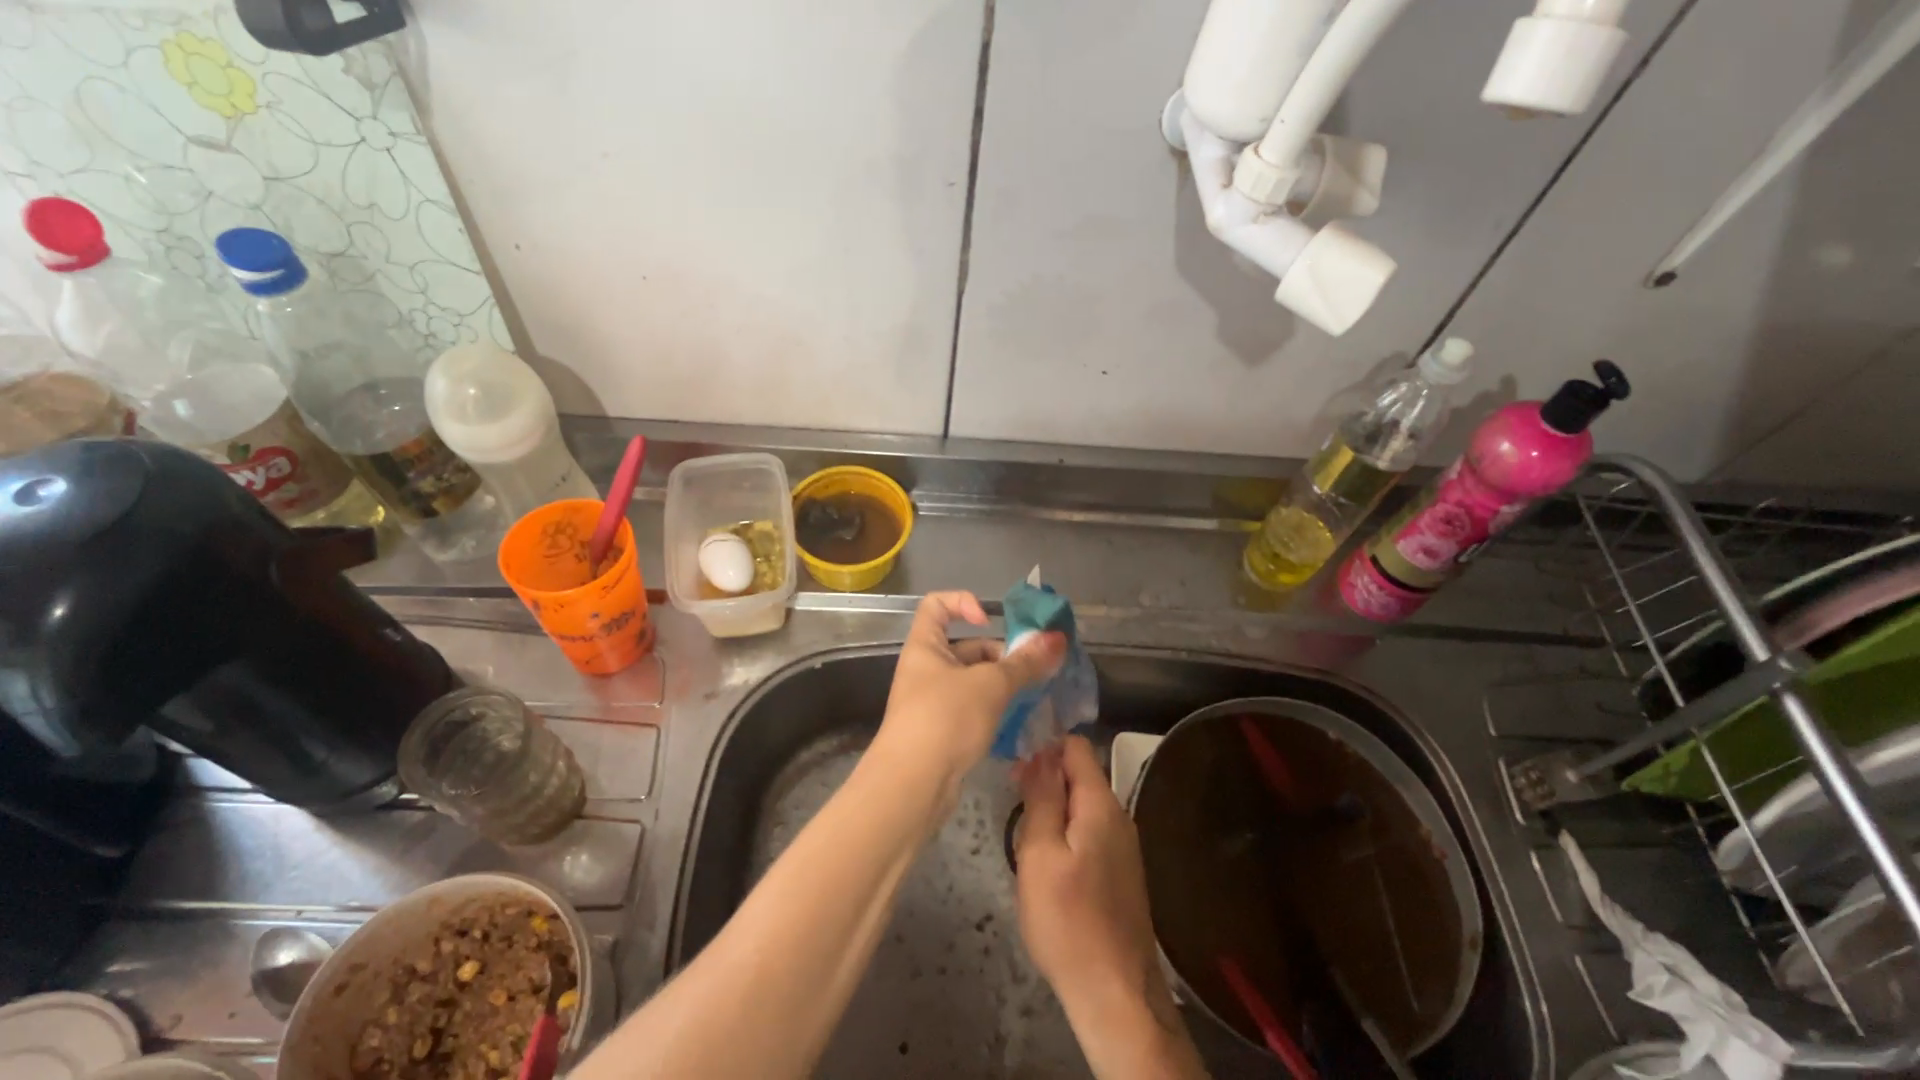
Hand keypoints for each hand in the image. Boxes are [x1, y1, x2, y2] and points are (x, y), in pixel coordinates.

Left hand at [871, 591, 1064, 784]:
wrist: (913, 784)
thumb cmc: (945, 719)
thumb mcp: (991, 685)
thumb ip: (1025, 662)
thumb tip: (1056, 639)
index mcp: (925, 646)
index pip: (937, 604)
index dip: (964, 603)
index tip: (990, 622)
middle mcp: (925, 669)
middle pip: (966, 646)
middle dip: (1001, 655)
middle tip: (1033, 671)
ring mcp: (933, 702)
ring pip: (974, 681)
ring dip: (1003, 685)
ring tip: (1035, 696)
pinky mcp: (943, 732)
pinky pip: (974, 709)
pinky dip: (996, 711)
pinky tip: (1021, 721)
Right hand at [1012, 735, 1162, 1013]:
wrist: (1114, 989)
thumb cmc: (1067, 920)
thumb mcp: (1039, 854)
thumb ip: (1041, 798)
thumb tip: (1039, 750)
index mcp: (1101, 805)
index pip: (1076, 747)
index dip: (1043, 744)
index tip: (1010, 762)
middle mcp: (1119, 817)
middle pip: (1079, 776)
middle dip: (1044, 779)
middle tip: (1009, 804)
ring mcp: (1123, 846)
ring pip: (1081, 806)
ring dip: (1052, 810)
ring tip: (1022, 837)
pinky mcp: (1119, 872)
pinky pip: (1088, 833)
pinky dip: (1064, 833)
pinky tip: (1044, 861)